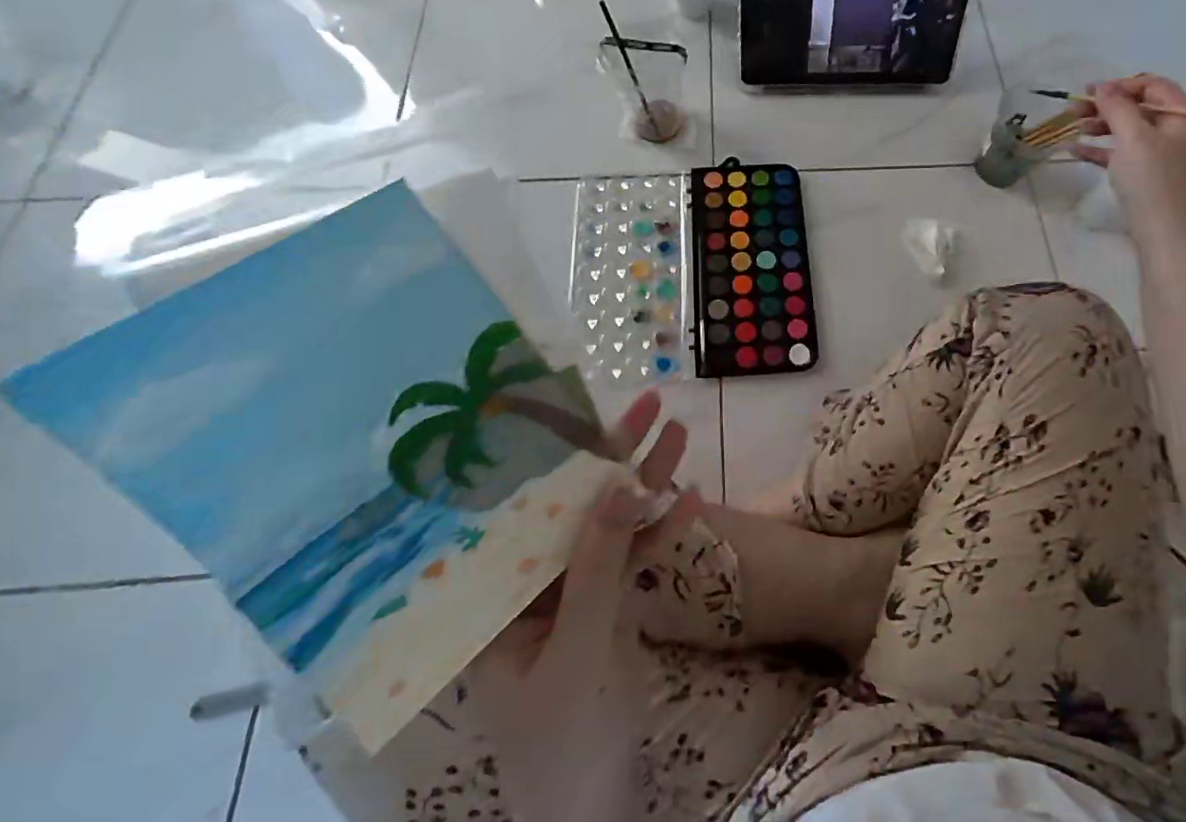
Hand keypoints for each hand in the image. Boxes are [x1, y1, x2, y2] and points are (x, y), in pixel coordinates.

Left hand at [470, 391, 695, 821]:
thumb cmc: (562, 737)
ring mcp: (572, 591)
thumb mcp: (577, 648)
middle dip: (613, 458)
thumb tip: (618, 486)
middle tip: (651, 404)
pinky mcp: (608, 605)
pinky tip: (693, 500)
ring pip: (610, 526)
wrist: (597, 805)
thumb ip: (597, 566)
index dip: (555, 456)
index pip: (521, 507)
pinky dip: (662, 533)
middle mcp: (527, 581)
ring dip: (647, 485)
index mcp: (492, 592)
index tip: (587, 411)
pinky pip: (635, 560)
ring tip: (680, 433)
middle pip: (573, 506)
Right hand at [1068, 74, 1185, 249]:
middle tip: (1074, 110)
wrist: (1166, 233)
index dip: (1121, 85)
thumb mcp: (1133, 138)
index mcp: (1185, 116)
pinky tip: (1076, 150)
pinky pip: (1123, 154)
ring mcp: (1164, 155)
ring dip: (1100, 126)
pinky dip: (1101, 149)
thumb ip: (1117, 107)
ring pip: (1128, 130)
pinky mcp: (1149, 176)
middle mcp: (1178, 131)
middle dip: (1105, 106)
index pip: (1153, 86)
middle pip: (1139, 107)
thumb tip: (1103, 88)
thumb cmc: (1153, 181)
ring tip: (1073, 128)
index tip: (1089, 92)